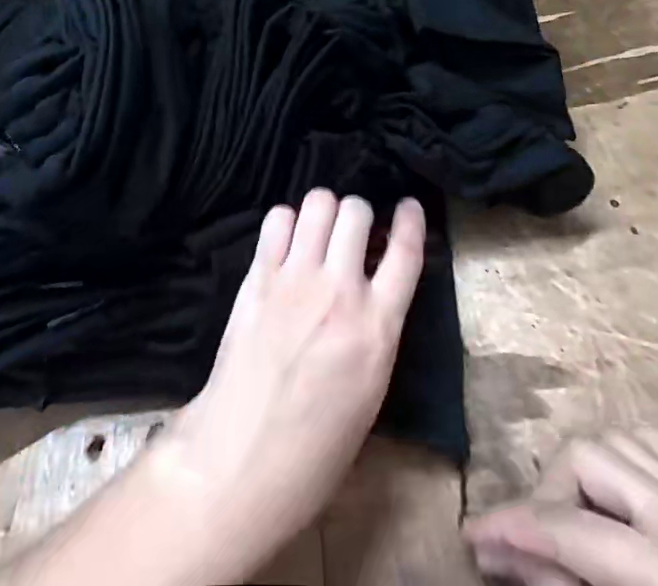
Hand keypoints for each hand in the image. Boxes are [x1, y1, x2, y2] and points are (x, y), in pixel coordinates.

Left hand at [156, 189, 427, 575]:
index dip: (411, 221)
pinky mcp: (256, 278)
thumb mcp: (371, 387)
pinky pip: (276, 221)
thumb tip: (373, 291)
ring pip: (317, 205)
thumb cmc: (319, 443)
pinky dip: (287, 221)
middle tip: (353, 229)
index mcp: (379, 327)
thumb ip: (376, 329)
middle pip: (356, 212)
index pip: (405, 252)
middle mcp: (339, 291)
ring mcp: (294, 279)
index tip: (408, 206)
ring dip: (324, 209)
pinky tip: (287, 239)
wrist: (246, 453)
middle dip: (359, 213)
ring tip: (321, 228)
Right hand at [464, 429, 657, 585]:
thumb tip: (487, 548)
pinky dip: (647, 449)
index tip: (472, 534)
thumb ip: (550, 582)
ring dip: (587, 471)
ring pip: (623, 443)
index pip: (562, 524)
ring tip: (572, 514)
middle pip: (584, 458)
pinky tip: (623, 473)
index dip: (506, 526)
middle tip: (529, 537)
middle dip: (545, 493)